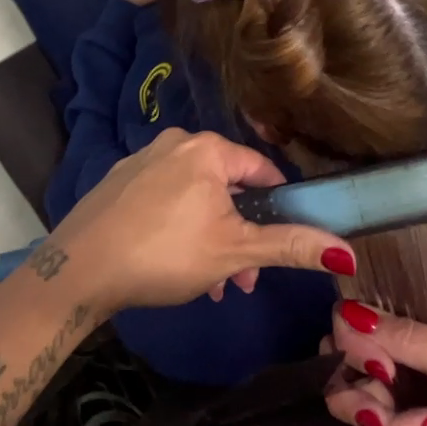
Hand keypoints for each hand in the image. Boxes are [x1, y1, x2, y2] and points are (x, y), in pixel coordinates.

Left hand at [47, 128, 354, 315]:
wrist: (81, 265)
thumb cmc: (166, 252)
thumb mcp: (235, 251)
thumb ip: (289, 245)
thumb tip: (345, 249)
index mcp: (208, 149)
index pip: (262, 168)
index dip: (280, 205)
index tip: (282, 242)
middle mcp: (176, 141)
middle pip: (228, 185)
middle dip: (242, 234)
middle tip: (243, 280)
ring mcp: (143, 159)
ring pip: (196, 196)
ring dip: (212, 236)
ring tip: (211, 284)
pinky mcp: (119, 181)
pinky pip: (165, 198)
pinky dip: (179, 226)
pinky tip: (173, 265)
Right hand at [324, 305, 426, 425]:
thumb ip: (409, 337)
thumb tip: (346, 311)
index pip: (367, 312)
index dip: (355, 330)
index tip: (372, 356)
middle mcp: (410, 360)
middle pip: (351, 357)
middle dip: (358, 384)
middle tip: (382, 404)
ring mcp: (407, 401)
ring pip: (356, 398)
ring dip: (375, 415)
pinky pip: (376, 425)